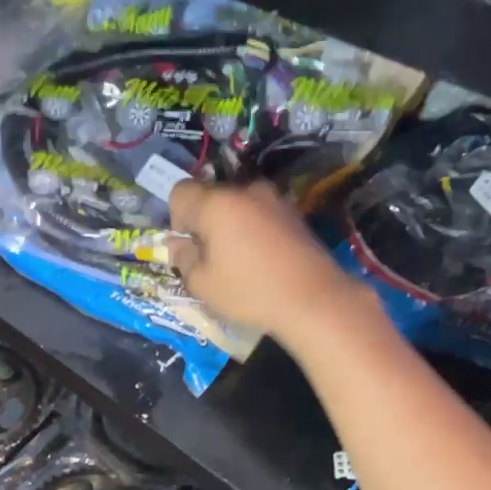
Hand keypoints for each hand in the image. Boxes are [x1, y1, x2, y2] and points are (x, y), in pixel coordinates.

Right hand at [166, 180, 358, 341]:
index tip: (188, 244)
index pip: (181, 191)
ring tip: (236, 259)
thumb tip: (178, 244)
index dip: (176, 217)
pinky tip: (260, 258)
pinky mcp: (292, 212)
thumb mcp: (203, 284)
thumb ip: (183, 258)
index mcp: (216, 204)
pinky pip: (258, 213)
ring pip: (236, 204)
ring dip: (228, 225)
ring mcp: (273, 199)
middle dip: (203, 221)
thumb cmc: (249, 292)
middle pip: (210, 196)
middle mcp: (245, 191)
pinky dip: (251, 229)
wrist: (314, 298)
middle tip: (209, 256)